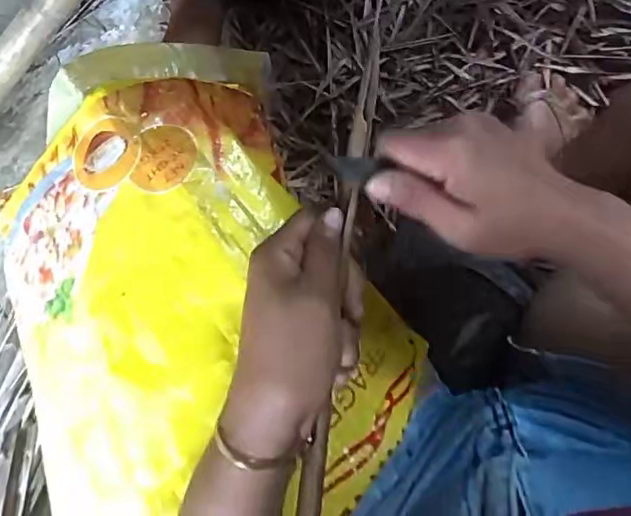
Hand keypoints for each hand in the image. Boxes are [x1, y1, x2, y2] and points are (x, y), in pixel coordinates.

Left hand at [221, 207, 364, 460]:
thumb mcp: (318, 295)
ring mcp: (289, 303)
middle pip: (329, 258)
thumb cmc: (295, 350)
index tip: (357, 260)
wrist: (273, 420)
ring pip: (335, 295)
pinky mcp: (299, 332)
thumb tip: (333, 210)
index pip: (315, 219)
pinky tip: (333, 368)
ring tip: (338, 352)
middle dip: (346, 291)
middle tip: (348, 314)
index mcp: (276, 254)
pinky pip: (330, 324)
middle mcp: (280, 272)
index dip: (339, 235)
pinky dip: (338, 345)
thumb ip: (328, 250)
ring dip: (346, 325)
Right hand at [368, 111, 585, 260]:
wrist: (566, 213)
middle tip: (441, 202)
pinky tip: (478, 175)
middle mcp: (457, 123)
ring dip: (434, 160)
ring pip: (430, 135)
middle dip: (413, 166)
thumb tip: (372, 181)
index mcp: (447, 149)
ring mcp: (476, 118)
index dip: (385, 167)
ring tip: (464, 191)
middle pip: (410, 138)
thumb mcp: (458, 228)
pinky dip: (453, 151)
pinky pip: (452, 131)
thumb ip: (413, 200)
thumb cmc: (511, 228)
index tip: (403, 194)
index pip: (389, 141)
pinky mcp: (489, 120)